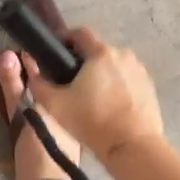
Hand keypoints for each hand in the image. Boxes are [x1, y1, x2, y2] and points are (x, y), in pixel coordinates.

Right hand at [25, 28, 164, 161]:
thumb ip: (38, 83)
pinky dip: (118, 85)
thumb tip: (30, 67)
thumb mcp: (55, 105)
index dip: (65, 39)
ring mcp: (140, 70)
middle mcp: (123, 54)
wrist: (131, 146)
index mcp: (101, 53)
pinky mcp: (149, 86)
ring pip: (114, 65)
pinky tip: (110, 105)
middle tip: (71, 82)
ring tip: (92, 96)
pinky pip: (128, 78)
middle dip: (84, 61)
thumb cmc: (91, 122)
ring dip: (102, 73)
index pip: (80, 33)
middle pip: (98, 50)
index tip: (57, 54)